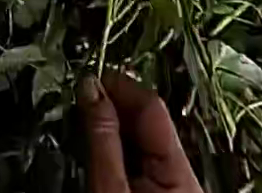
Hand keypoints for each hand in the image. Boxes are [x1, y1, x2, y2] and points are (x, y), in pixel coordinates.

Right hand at [78, 71, 202, 192]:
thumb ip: (102, 138)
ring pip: (139, 138)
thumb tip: (90, 85)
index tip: (86, 81)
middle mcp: (183, 176)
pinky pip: (138, 160)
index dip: (118, 86)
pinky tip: (95, 153)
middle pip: (146, 120)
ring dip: (109, 128)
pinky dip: (114, 150)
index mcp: (180, 172)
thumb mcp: (109, 188)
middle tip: (78, 105)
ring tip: (82, 130)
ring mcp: (173, 186)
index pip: (151, 105)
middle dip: (110, 107)